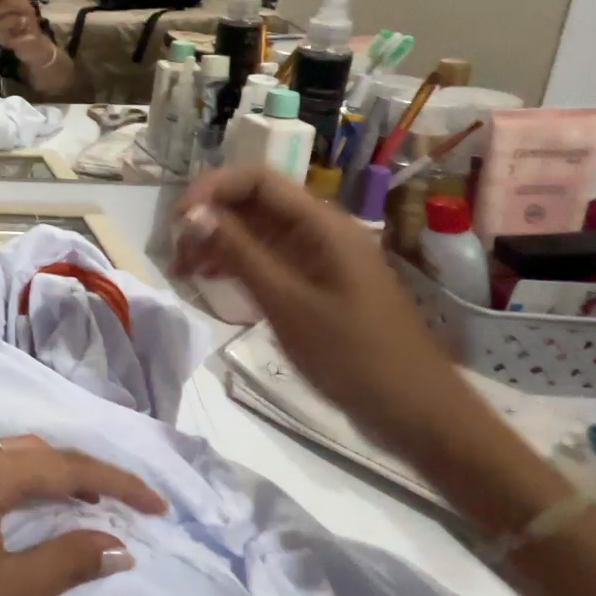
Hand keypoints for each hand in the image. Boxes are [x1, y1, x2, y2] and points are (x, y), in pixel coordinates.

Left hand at [0, 0, 56, 66]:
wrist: (35, 48)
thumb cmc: (16, 30)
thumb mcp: (5, 16)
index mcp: (20, 0)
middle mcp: (27, 8)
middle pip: (8, 4)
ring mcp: (31, 23)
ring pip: (12, 19)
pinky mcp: (33, 38)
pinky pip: (16, 38)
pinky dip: (6, 41)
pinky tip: (1, 43)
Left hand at [0, 436, 163, 595]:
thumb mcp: (10, 590)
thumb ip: (66, 560)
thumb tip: (118, 543)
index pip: (64, 466)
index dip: (116, 483)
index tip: (158, 506)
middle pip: (35, 453)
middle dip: (84, 474)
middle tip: (127, 504)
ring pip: (4, 454)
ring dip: (45, 471)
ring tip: (81, 497)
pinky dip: (4, 472)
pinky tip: (5, 489)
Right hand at [171, 166, 480, 457]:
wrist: (419, 416)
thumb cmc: (354, 356)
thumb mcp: (286, 302)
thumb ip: (239, 252)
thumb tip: (193, 212)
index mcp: (322, 226)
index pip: (256, 179)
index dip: (210, 189)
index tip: (177, 222)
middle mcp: (320, 231)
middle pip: (252, 202)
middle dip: (208, 218)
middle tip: (176, 255)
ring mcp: (318, 258)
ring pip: (254, 230)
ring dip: (215, 242)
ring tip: (185, 272)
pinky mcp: (314, 283)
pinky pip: (265, 257)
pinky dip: (234, 263)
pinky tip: (212, 284)